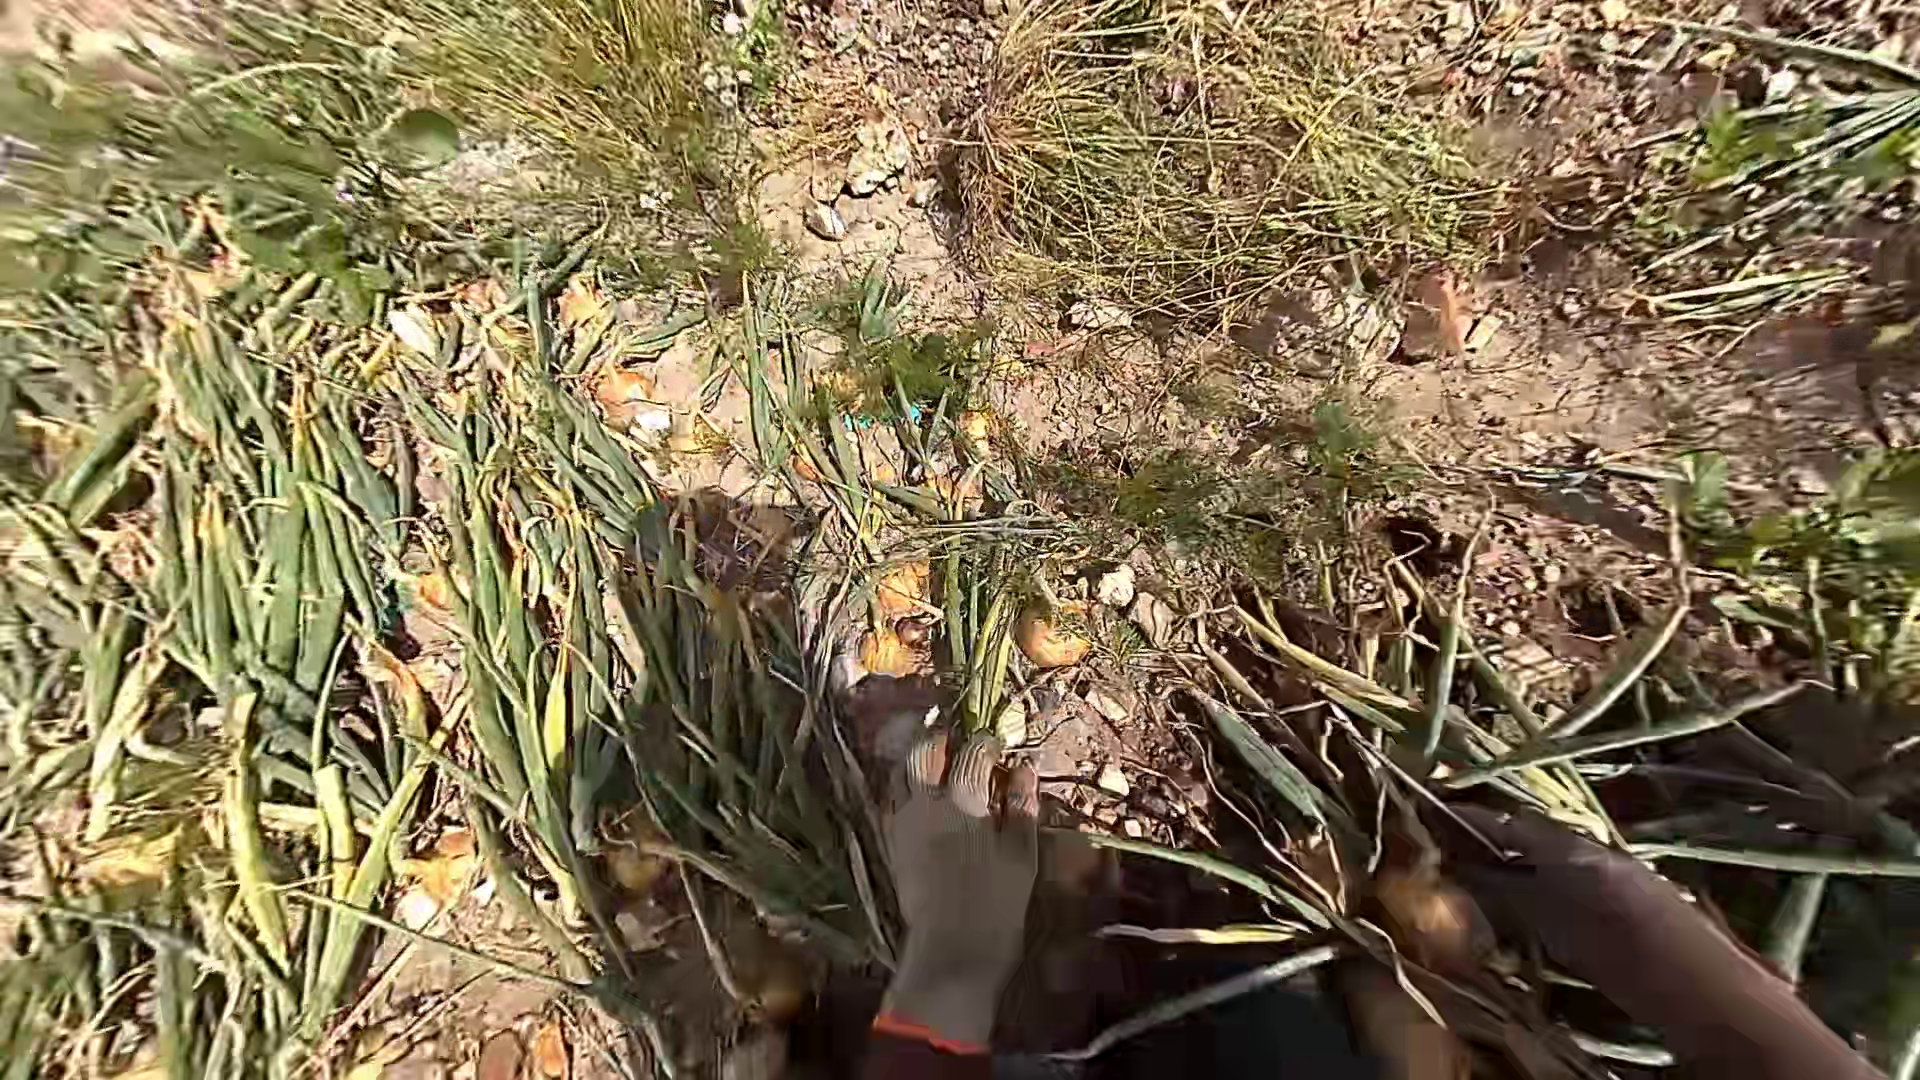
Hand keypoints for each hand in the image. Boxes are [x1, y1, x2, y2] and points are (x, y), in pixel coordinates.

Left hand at [880, 731, 1038, 1048]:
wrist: (952, 952)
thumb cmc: (998, 903)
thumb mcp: (1022, 854)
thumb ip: (1022, 806)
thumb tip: (1023, 768)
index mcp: (965, 800)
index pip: (972, 753)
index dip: (985, 743)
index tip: (993, 745)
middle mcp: (928, 802)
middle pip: (924, 752)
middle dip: (940, 741)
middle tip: (955, 745)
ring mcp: (904, 820)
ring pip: (900, 773)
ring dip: (915, 761)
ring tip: (933, 765)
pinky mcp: (891, 841)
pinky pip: (889, 802)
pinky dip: (901, 790)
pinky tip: (915, 796)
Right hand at [1443, 806, 1880, 1079]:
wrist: (1716, 1005)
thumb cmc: (1619, 949)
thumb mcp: (1543, 916)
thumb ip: (1491, 886)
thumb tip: (1442, 865)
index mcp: (1565, 841)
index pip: (1495, 817)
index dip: (1456, 814)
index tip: (1420, 811)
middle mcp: (1588, 848)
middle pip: (1518, 836)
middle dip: (1478, 842)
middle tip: (1441, 851)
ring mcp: (1612, 874)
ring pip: (1540, 861)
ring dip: (1506, 869)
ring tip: (1473, 883)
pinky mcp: (1628, 903)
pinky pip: (1564, 883)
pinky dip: (1535, 889)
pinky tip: (1521, 911)